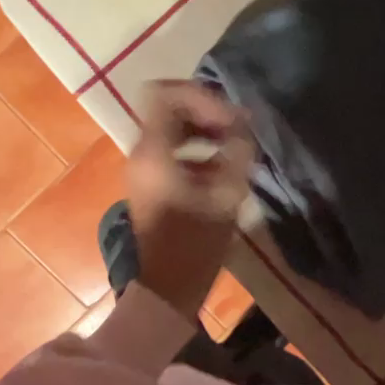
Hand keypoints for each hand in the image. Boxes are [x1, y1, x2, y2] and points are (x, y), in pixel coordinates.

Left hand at [126, 81, 255, 318]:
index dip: (202, 97)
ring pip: (171, 129)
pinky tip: (224, 168)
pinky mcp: (151, 184)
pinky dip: (198, 150)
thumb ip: (236, 154)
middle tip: (239, 130)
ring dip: (204, 131)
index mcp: (153, 152)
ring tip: (236, 147)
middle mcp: (141, 153)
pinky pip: (173, 150)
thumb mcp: (225, 198)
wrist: (166, 290)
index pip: (166, 94)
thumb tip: (243, 127)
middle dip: (206, 112)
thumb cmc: (194, 248)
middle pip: (169, 107)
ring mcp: (143, 169)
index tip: (231, 121)